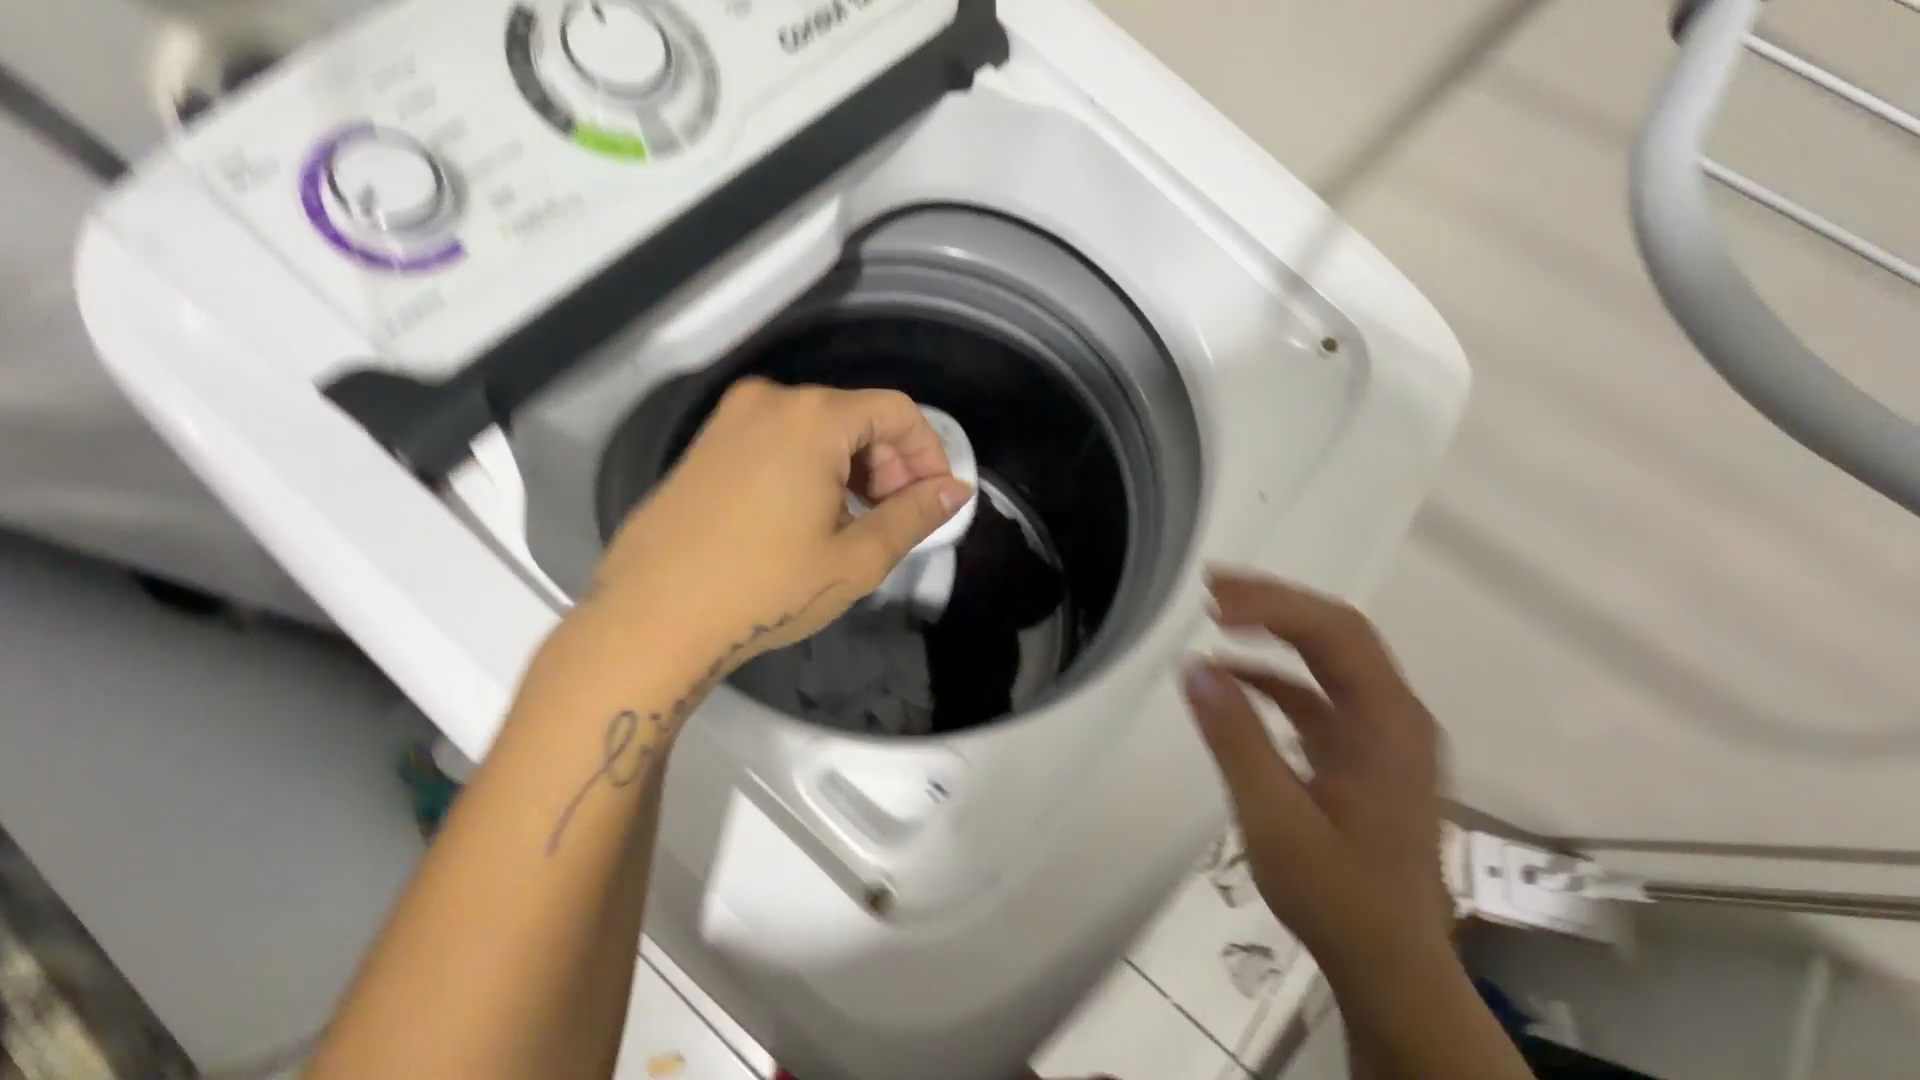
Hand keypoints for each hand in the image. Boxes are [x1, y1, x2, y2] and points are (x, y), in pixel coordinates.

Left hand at [584, 378, 971, 674]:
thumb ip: (914, 516)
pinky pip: (778, 440)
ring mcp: (730, 420)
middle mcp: (770, 402)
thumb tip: (954, 491)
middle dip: (889, 463)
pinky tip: (806, 520)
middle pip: (856, 416)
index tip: (936, 499)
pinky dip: (809, 469)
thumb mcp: (856, 559)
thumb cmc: (765, 588)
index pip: (897, 412)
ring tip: (853, 526)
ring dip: (851, 468)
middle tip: (895, 519)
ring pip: (816, 429)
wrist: (653, 617)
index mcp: (813, 419)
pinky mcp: (706, 445)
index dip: (929, 453)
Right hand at [1182, 570, 1450, 969]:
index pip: (1334, 632)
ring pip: (1330, 661)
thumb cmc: (1337, 896)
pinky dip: (1277, 680)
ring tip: (1217, 617)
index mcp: (1387, 723)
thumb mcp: (1275, 820)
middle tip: (1211, 590)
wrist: (1391, 967)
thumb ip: (1235, 740)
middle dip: (1274, 605)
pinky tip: (1234, 682)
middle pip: (1337, 634)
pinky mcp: (1364, 757)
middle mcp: (1395, 716)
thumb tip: (1193, 668)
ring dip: (1276, 635)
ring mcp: (1383, 736)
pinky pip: (1320, 698)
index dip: (1273, 605)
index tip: (1212, 603)